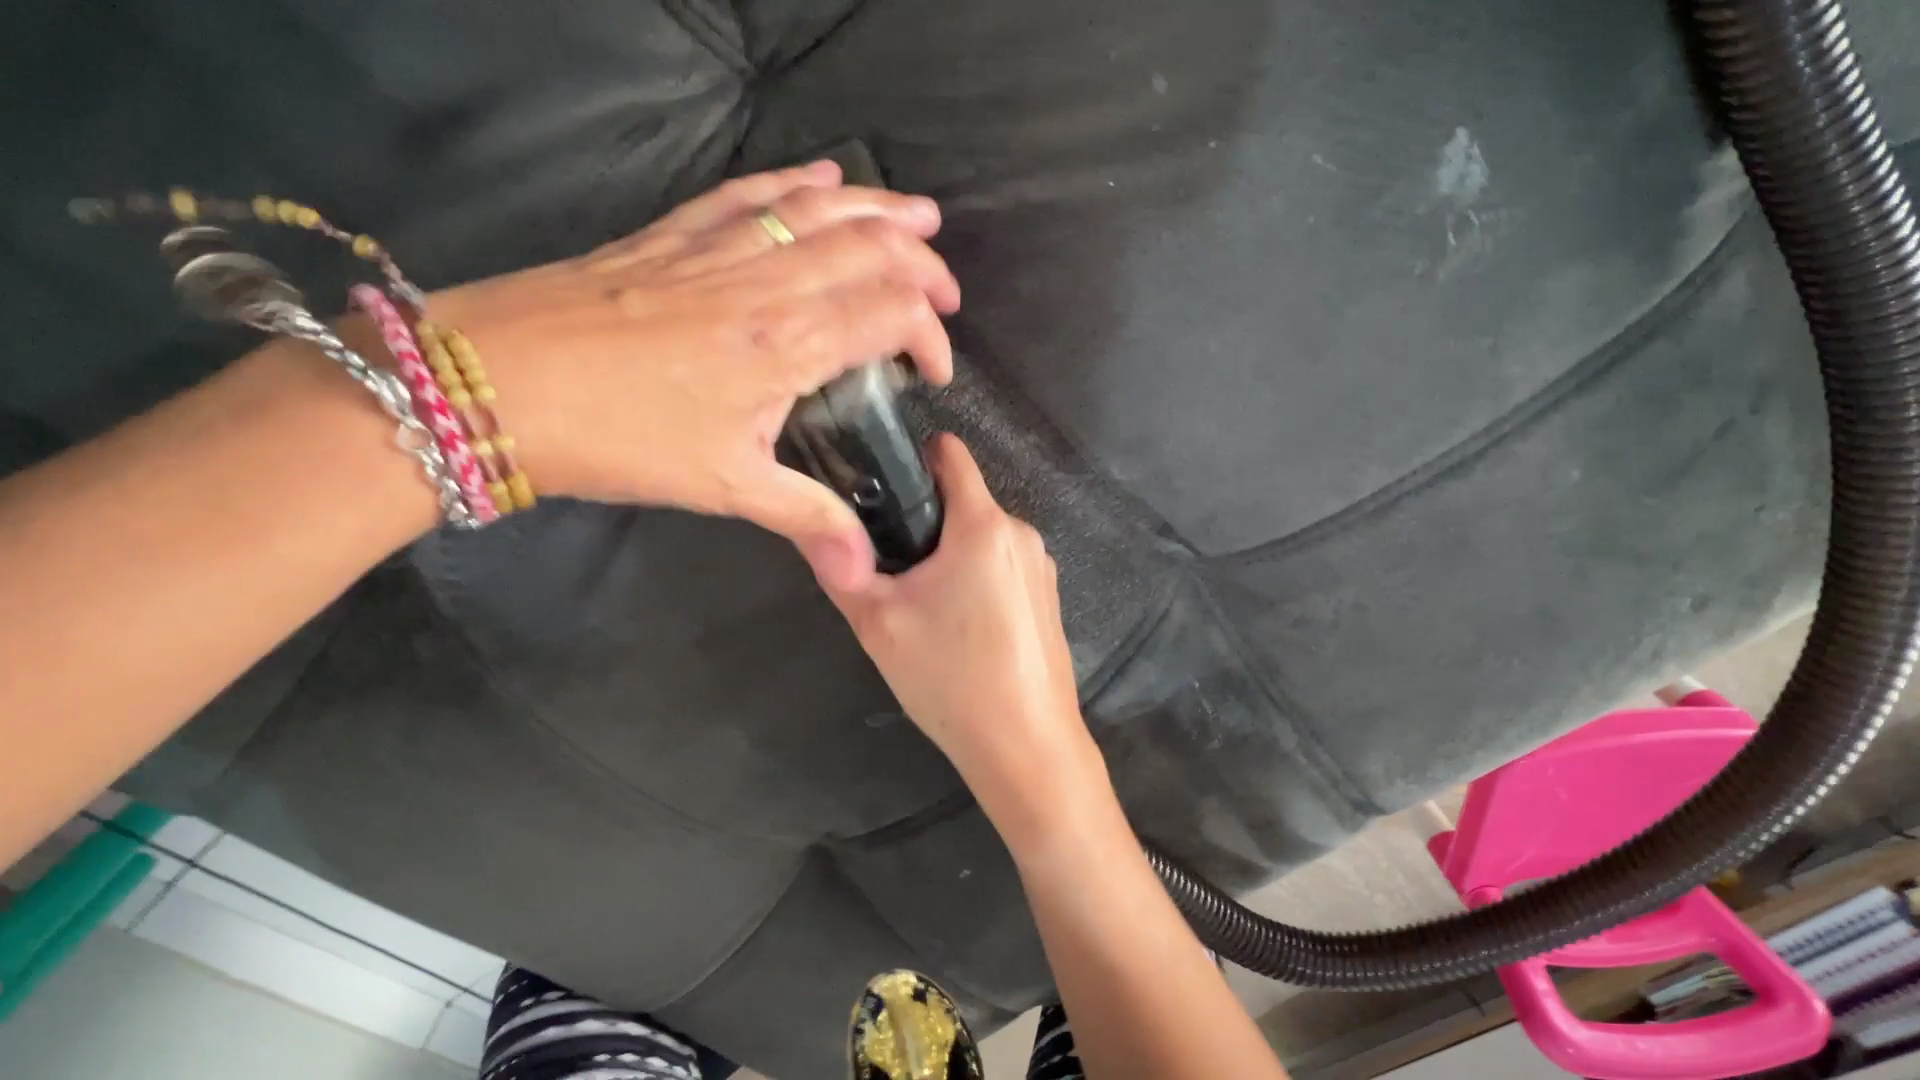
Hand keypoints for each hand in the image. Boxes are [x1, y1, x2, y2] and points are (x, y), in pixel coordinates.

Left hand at [434, 160, 960, 589]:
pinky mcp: (675, 234)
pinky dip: (795, 181)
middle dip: (921, 265)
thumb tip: (862, 568)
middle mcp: (767, 282)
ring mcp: (720, 249)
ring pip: (819, 209)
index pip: (890, 314)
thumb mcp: (723, 486)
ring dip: (878, 209)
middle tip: (946, 288)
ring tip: (918, 215)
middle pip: (868, 250)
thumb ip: (805, 516)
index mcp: (788, 344)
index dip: (930, 336)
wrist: (498, 382)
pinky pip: (751, 193)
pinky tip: (823, 176)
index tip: (934, 372)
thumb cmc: (620, 438)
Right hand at [819, 435, 1109, 836]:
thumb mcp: (876, 623)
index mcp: (984, 524)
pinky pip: (1000, 570)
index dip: (909, 460)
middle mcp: (1021, 533)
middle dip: (922, 526)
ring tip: (921, 612)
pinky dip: (974, 584)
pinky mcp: (1048, 600)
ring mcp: (1041, 568)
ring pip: (979, 540)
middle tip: (889, 574)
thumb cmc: (950, 678)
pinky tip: (958, 634)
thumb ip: (839, 566)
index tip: (878, 492)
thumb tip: (808, 523)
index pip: (949, 454)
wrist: (1026, 749)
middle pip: (960, 502)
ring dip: (947, 559)